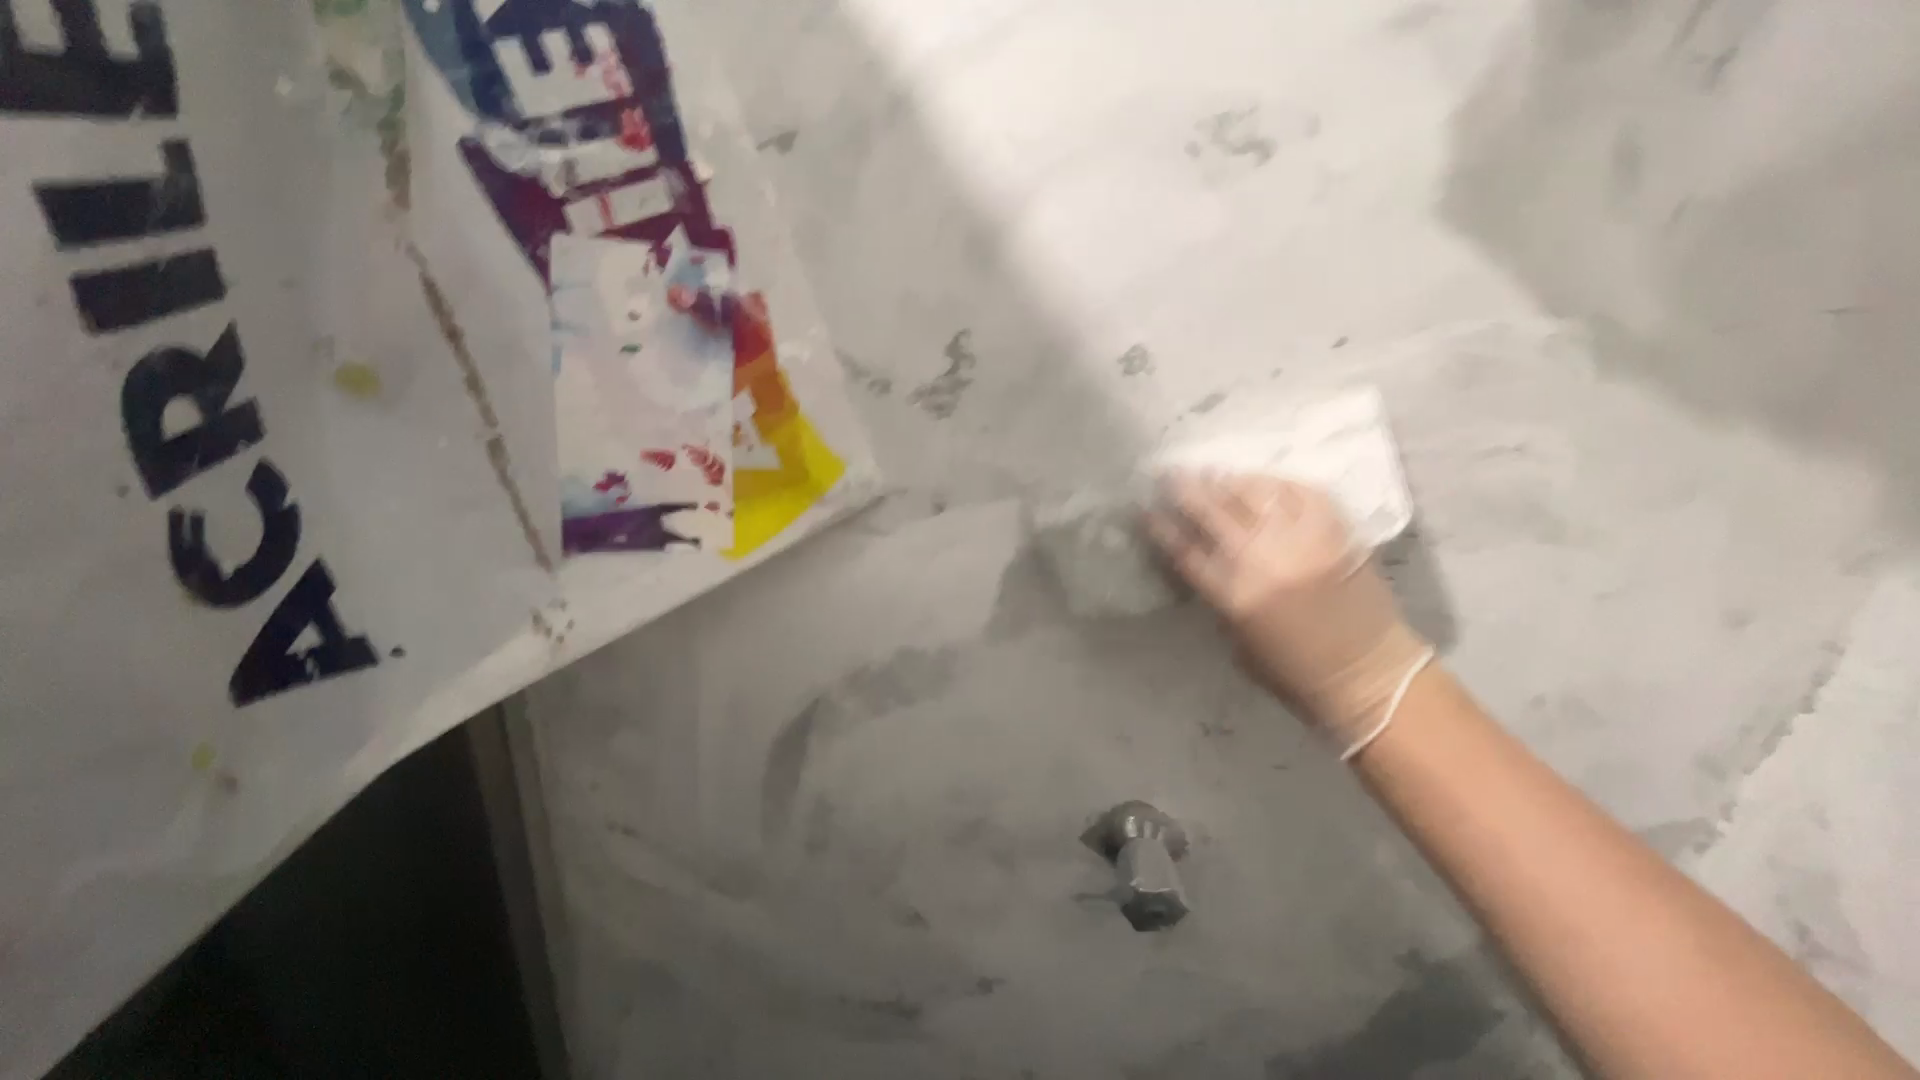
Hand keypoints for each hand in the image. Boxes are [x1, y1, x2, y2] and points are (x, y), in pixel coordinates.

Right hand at [1145, 475, 1433, 757]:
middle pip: (1212, 511)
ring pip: (1253, 493)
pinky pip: (1300, 492)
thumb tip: (1206, 562)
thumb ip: (1219, 598)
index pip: (1185, 550)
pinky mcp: (1335, 530)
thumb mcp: (1239, 642)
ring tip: (1210, 473)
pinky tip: (1260, 482)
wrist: (1370, 675)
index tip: (1145, 508)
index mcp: (1235, 596)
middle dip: (1184, 489)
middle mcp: (1263, 560)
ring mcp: (1302, 540)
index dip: (1161, 526)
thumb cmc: (1296, 673)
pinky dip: (1276, 483)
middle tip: (1168, 473)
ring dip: (1226, 480)